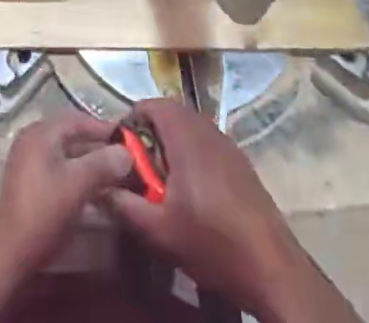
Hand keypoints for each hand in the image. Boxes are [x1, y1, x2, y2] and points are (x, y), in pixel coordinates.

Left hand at [0, 110, 131, 275]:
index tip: (129, 140)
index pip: (80, 119)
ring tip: (114, 173)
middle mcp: (32, 141)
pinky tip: (94, 188)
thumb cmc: (44, 211)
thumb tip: (128, 152)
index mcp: (41, 133)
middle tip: (123, 157)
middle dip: (99, 146)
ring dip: (90, 161)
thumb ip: (105, 162)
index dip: (105, 128)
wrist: (8, 255)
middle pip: (73, 135)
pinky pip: (59, 167)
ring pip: (67, 153)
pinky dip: (77, 172)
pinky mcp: (29, 182)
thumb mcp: (79, 183)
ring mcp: (28, 162)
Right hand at [102, 98, 306, 310]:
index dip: (133, 116)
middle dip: (150, 130)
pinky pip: (207, 142)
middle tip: (133, 161)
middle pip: (174, 113)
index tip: (117, 142)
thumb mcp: (158, 230)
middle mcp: (210, 132)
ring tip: (155, 176)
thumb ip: (124, 205)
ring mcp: (228, 145)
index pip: (157, 105)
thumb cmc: (210, 241)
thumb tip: (99, 188)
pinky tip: (185, 187)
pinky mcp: (240, 162)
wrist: (269, 263)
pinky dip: (189, 152)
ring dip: (170, 141)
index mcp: (188, 139)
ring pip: (192, 127)